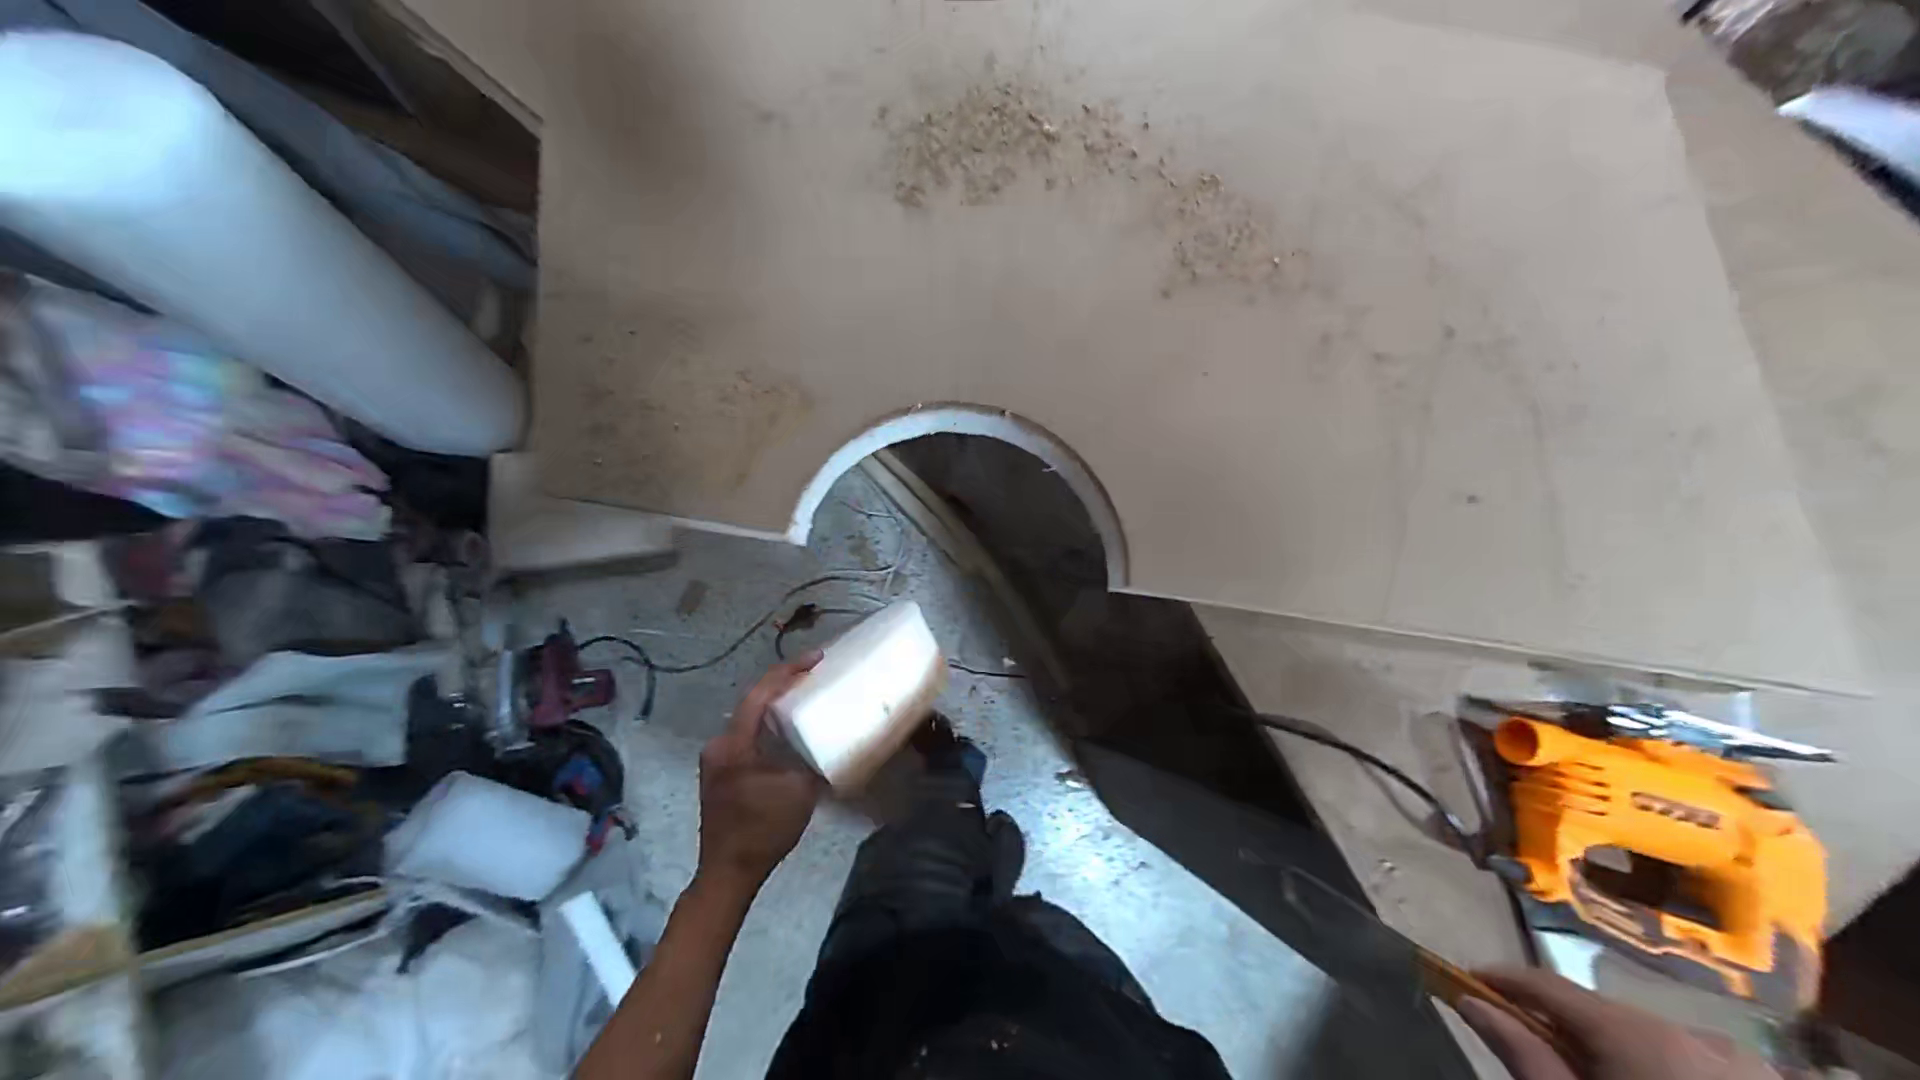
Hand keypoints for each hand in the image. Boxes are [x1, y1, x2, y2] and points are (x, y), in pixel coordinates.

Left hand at [696, 655, 823, 890]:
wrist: (728, 874)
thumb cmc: (763, 831)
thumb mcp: (799, 792)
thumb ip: (815, 761)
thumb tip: (836, 743)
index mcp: (733, 744)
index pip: (760, 694)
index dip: (788, 672)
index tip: (816, 659)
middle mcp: (719, 744)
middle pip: (753, 702)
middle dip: (784, 684)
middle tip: (814, 673)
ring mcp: (716, 759)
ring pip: (750, 719)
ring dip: (777, 705)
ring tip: (807, 694)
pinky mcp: (721, 772)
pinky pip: (748, 736)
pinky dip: (769, 726)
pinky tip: (790, 729)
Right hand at [1457, 968, 1781, 1079]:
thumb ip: (1523, 1055)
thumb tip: (1471, 1003)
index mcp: (1637, 1033)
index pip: (1546, 983)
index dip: (1500, 980)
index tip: (1464, 982)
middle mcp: (1691, 1032)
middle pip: (1600, 1011)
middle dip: (1558, 1021)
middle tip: (1524, 1041)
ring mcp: (1745, 1064)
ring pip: (1649, 1037)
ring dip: (1610, 1046)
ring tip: (1588, 1073)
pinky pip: (1697, 1062)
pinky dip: (1661, 1068)